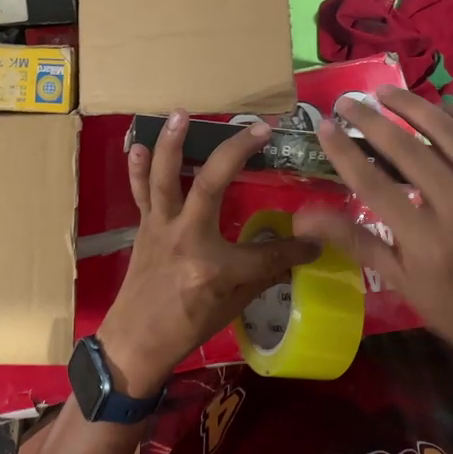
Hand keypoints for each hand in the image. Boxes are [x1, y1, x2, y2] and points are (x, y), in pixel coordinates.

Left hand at [94, 111, 319, 397]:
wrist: (137, 340)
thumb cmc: (189, 325)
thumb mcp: (235, 304)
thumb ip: (267, 270)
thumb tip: (308, 247)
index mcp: (213, 264)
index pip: (265, 251)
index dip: (294, 246)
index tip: (315, 239)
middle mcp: (185, 236)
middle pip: (211, 184)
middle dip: (235, 152)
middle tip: (256, 126)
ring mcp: (160, 226)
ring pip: (164, 177)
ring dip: (172, 142)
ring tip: (181, 113)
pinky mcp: (144, 223)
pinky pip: (140, 191)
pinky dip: (138, 167)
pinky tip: (138, 143)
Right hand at [295, 88, 452, 399]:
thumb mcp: (398, 280)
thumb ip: (351, 238)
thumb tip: (300, 216)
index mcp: (429, 244)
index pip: (374, 185)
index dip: (344, 151)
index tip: (324, 126)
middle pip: (408, 150)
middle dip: (370, 120)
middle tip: (346, 102)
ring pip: (449, 131)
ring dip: (412, 105)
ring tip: (384, 93)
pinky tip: (435, 108)